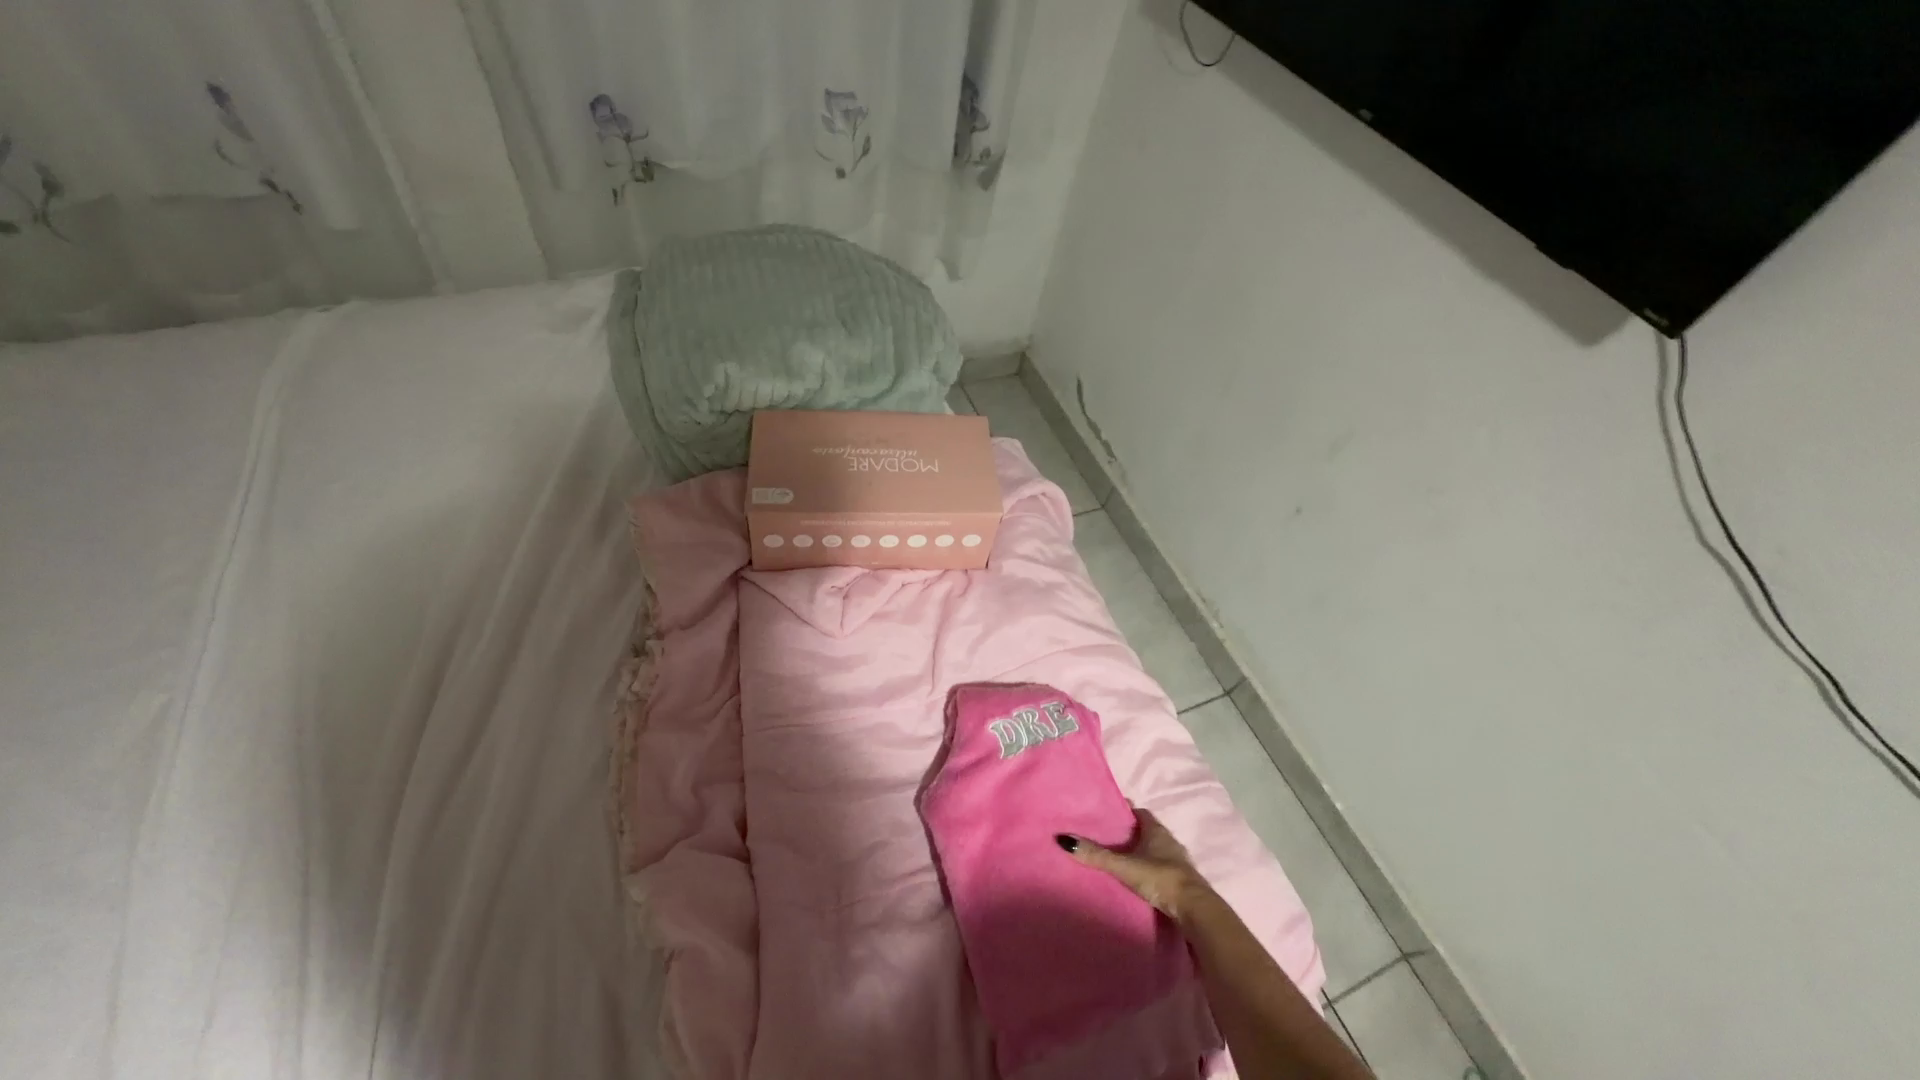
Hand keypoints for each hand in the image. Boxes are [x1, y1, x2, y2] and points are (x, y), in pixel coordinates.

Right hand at [1057, 807, 1210, 919]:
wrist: (1194, 908)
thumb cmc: (1159, 877)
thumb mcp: (1123, 866)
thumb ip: (1096, 855)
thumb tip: (1064, 839)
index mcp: (1157, 830)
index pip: (1139, 813)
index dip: (1125, 812)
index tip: (1108, 813)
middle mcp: (1169, 841)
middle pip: (1147, 831)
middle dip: (1130, 833)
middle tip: (1108, 837)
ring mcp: (1177, 862)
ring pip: (1154, 850)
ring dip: (1140, 852)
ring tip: (1119, 858)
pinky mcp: (1180, 881)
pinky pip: (1160, 868)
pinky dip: (1149, 869)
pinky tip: (1137, 878)